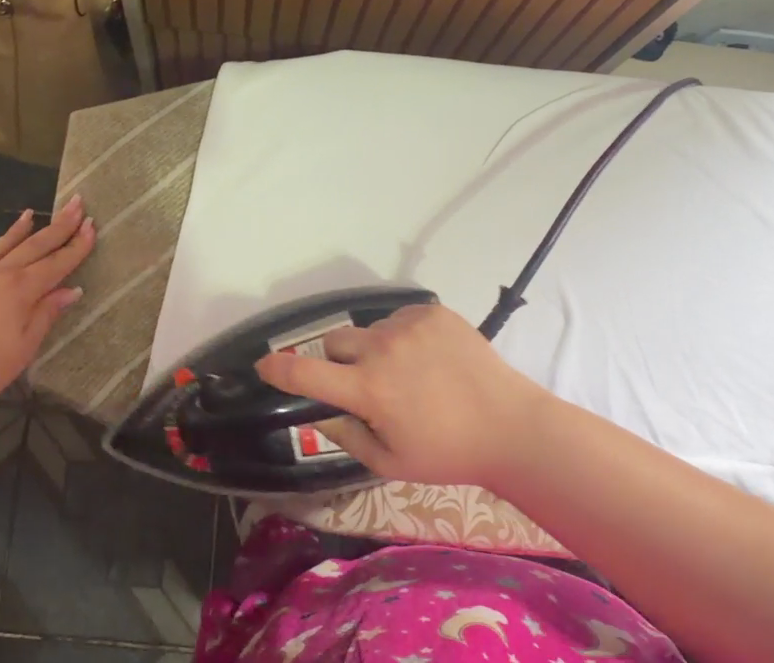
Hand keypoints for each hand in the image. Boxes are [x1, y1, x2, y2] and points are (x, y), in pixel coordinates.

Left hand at [0, 195, 95, 393]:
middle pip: (32, 247)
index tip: (92, 224)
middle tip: (75, 204)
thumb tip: (71, 289)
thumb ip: (46, 314)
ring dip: (14, 231)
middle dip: (57, 227)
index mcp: (21, 290)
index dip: (76, 246)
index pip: (56, 264)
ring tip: (29, 213)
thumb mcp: (25, 346)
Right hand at [254, 303, 548, 487]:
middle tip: (361, 384)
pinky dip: (402, 336)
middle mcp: (381, 349)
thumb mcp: (388, 462)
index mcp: (368, 389)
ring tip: (406, 373)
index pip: (305, 372)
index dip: (278, 368)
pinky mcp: (432, 312)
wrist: (510, 426)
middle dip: (337, 362)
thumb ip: (345, 435)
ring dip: (372, 349)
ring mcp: (408, 325)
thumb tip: (318, 412)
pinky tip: (428, 359)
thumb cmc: (447, 453)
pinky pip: (399, 318)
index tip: (262, 364)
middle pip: (333, 341)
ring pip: (368, 330)